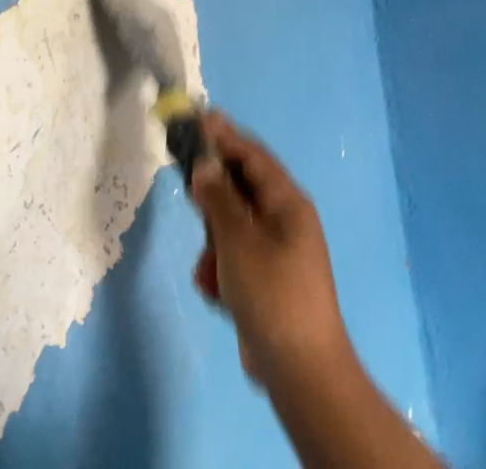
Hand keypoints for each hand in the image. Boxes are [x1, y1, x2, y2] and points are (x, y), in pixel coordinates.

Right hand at [189, 112, 353, 388]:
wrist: (299, 368)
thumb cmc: (272, 294)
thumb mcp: (238, 241)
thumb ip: (218, 200)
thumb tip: (205, 165)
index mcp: (288, 204)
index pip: (252, 156)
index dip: (224, 136)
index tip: (195, 118)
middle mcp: (285, 221)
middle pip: (240, 188)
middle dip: (212, 196)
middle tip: (186, 189)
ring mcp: (276, 252)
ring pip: (231, 226)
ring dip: (212, 242)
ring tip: (209, 268)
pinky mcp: (264, 279)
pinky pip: (233, 257)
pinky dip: (219, 269)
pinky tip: (215, 290)